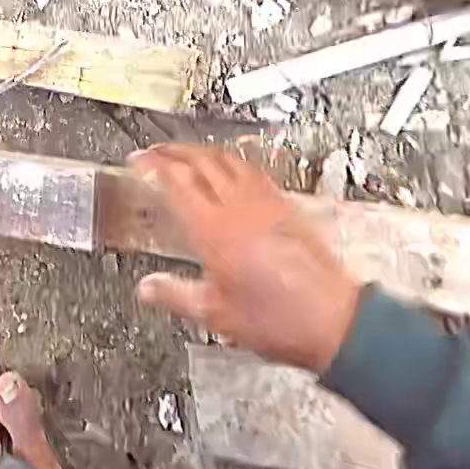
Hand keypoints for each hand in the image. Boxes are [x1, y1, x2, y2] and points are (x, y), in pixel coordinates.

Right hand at [130, 143, 363, 373]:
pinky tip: (229, 167)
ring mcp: (262, 200)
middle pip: (199, 160)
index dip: (152, 165)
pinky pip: (250, 168)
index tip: (137, 160)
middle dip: (172, 150)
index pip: (175, 181)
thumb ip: (176, 295)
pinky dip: (230, 159)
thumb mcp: (216, 314)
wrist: (332, 318)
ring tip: (186, 152)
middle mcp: (236, 205)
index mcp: (213, 228)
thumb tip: (147, 288)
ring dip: (201, 150)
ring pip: (226, 158)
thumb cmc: (276, 319)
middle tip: (155, 151)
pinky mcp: (283, 202)